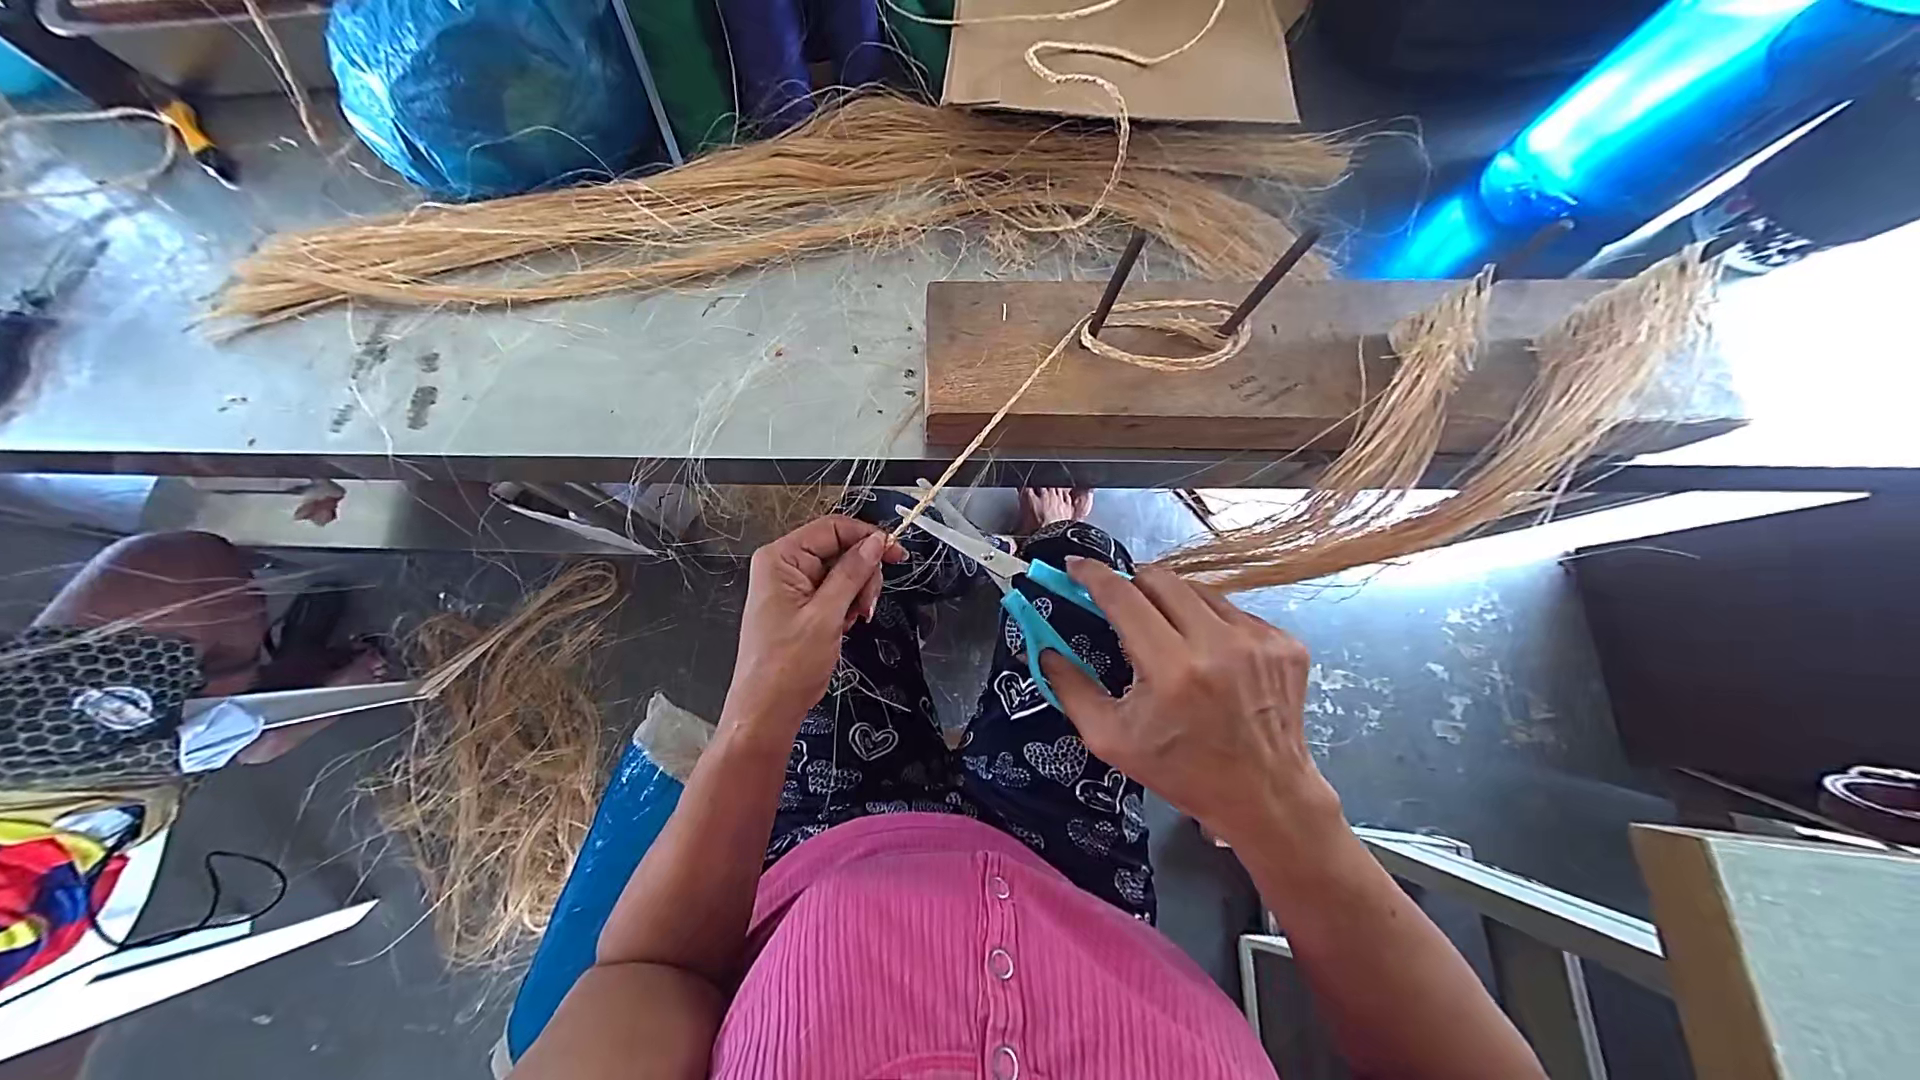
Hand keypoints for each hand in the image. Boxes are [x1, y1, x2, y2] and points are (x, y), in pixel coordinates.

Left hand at [725, 515, 905, 735]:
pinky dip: (848, 606)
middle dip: (862, 574)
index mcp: (780, 558)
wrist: (767, 710)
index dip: (867, 537)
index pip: (832, 528)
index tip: (896, 553)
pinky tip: (845, 626)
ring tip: (854, 621)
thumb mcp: (826, 615)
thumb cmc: (787, 666)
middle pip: (840, 549)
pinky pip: (835, 591)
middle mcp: (784, 566)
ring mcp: (792, 586)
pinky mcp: (801, 605)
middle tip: (867, 605)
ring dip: (857, 593)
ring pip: (842, 572)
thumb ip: (853, 573)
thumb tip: (876, 542)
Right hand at [1040, 559, 1337, 845]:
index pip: (1122, 596)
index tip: (1076, 566)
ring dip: (1170, 602)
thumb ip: (1069, 688)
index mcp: (1171, 670)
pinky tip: (1206, 654)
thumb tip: (1045, 648)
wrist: (1265, 795)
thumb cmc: (1182, 771)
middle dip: (1131, 585)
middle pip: (1159, 579)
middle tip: (1121, 606)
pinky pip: (1230, 609)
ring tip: (1168, 637)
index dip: (1093, 574)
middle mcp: (1217, 645)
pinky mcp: (1282, 642)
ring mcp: (1257, 640)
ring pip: (1195, 589)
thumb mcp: (1110, 738)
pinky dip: (1207, 621)